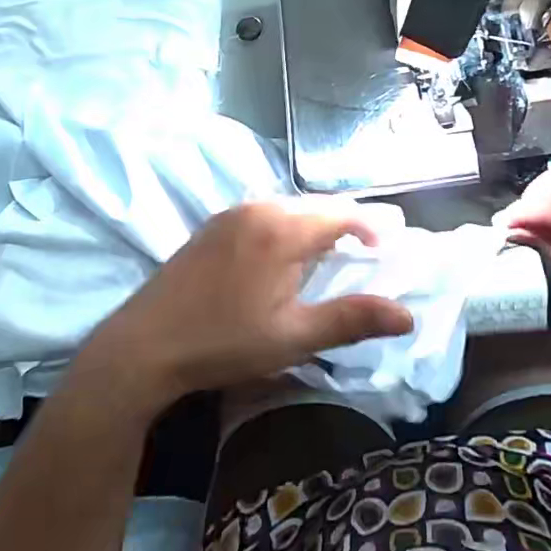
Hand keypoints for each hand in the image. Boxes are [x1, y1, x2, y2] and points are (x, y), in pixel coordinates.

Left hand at [76, 199, 415, 411]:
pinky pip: (263, 214)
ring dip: (313, 226)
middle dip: (344, 224)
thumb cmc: (224, 342)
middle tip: (364, 253)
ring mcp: (231, 213)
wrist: (144, 344)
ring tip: (328, 256)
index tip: (384, 251)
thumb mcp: (293, 337)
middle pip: (315, 206)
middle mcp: (259, 209)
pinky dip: (285, 227)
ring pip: (288, 208)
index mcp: (283, 229)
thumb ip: (351, 320)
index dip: (370, 227)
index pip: (342, 213)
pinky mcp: (212, 225)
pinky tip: (281, 256)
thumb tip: (406, 314)